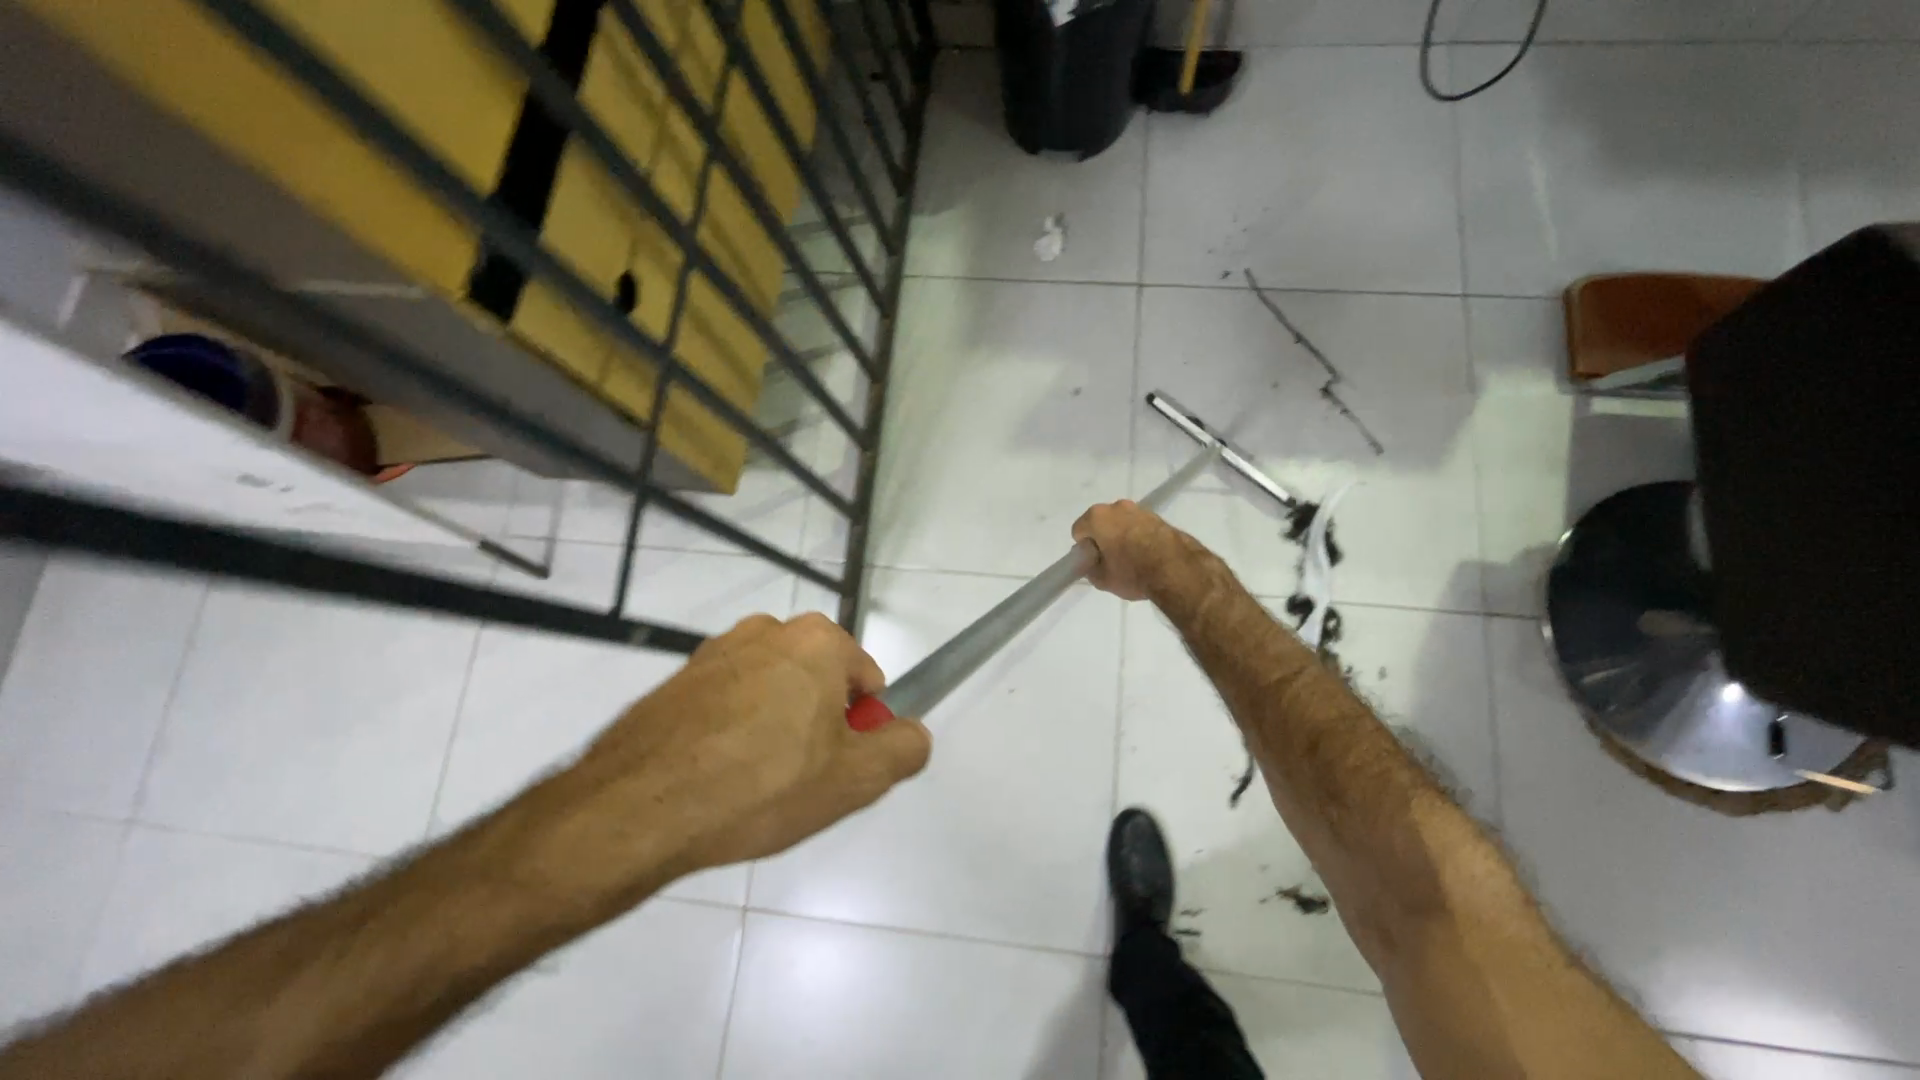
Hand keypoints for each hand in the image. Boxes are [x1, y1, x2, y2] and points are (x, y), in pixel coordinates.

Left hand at [558, 613, 931, 881]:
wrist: (638, 808)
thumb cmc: (762, 787)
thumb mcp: (855, 781)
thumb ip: (903, 749)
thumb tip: (911, 733)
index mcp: (818, 641)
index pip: (866, 683)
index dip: (859, 732)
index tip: (833, 770)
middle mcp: (768, 631)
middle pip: (819, 683)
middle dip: (817, 727)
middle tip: (796, 783)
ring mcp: (716, 651)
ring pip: (772, 693)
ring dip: (774, 729)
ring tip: (752, 785)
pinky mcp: (677, 679)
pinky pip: (728, 704)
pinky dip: (731, 733)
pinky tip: (716, 778)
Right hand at [1072, 499, 1186, 600]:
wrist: (1176, 569)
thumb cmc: (1132, 572)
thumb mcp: (1102, 579)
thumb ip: (1090, 569)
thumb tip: (1092, 563)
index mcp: (1097, 517)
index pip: (1079, 531)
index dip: (1084, 548)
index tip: (1093, 561)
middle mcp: (1117, 506)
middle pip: (1101, 523)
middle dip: (1103, 538)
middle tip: (1111, 561)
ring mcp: (1140, 509)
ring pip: (1122, 523)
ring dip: (1122, 536)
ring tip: (1132, 559)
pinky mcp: (1159, 516)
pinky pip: (1140, 526)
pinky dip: (1140, 537)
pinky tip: (1147, 555)